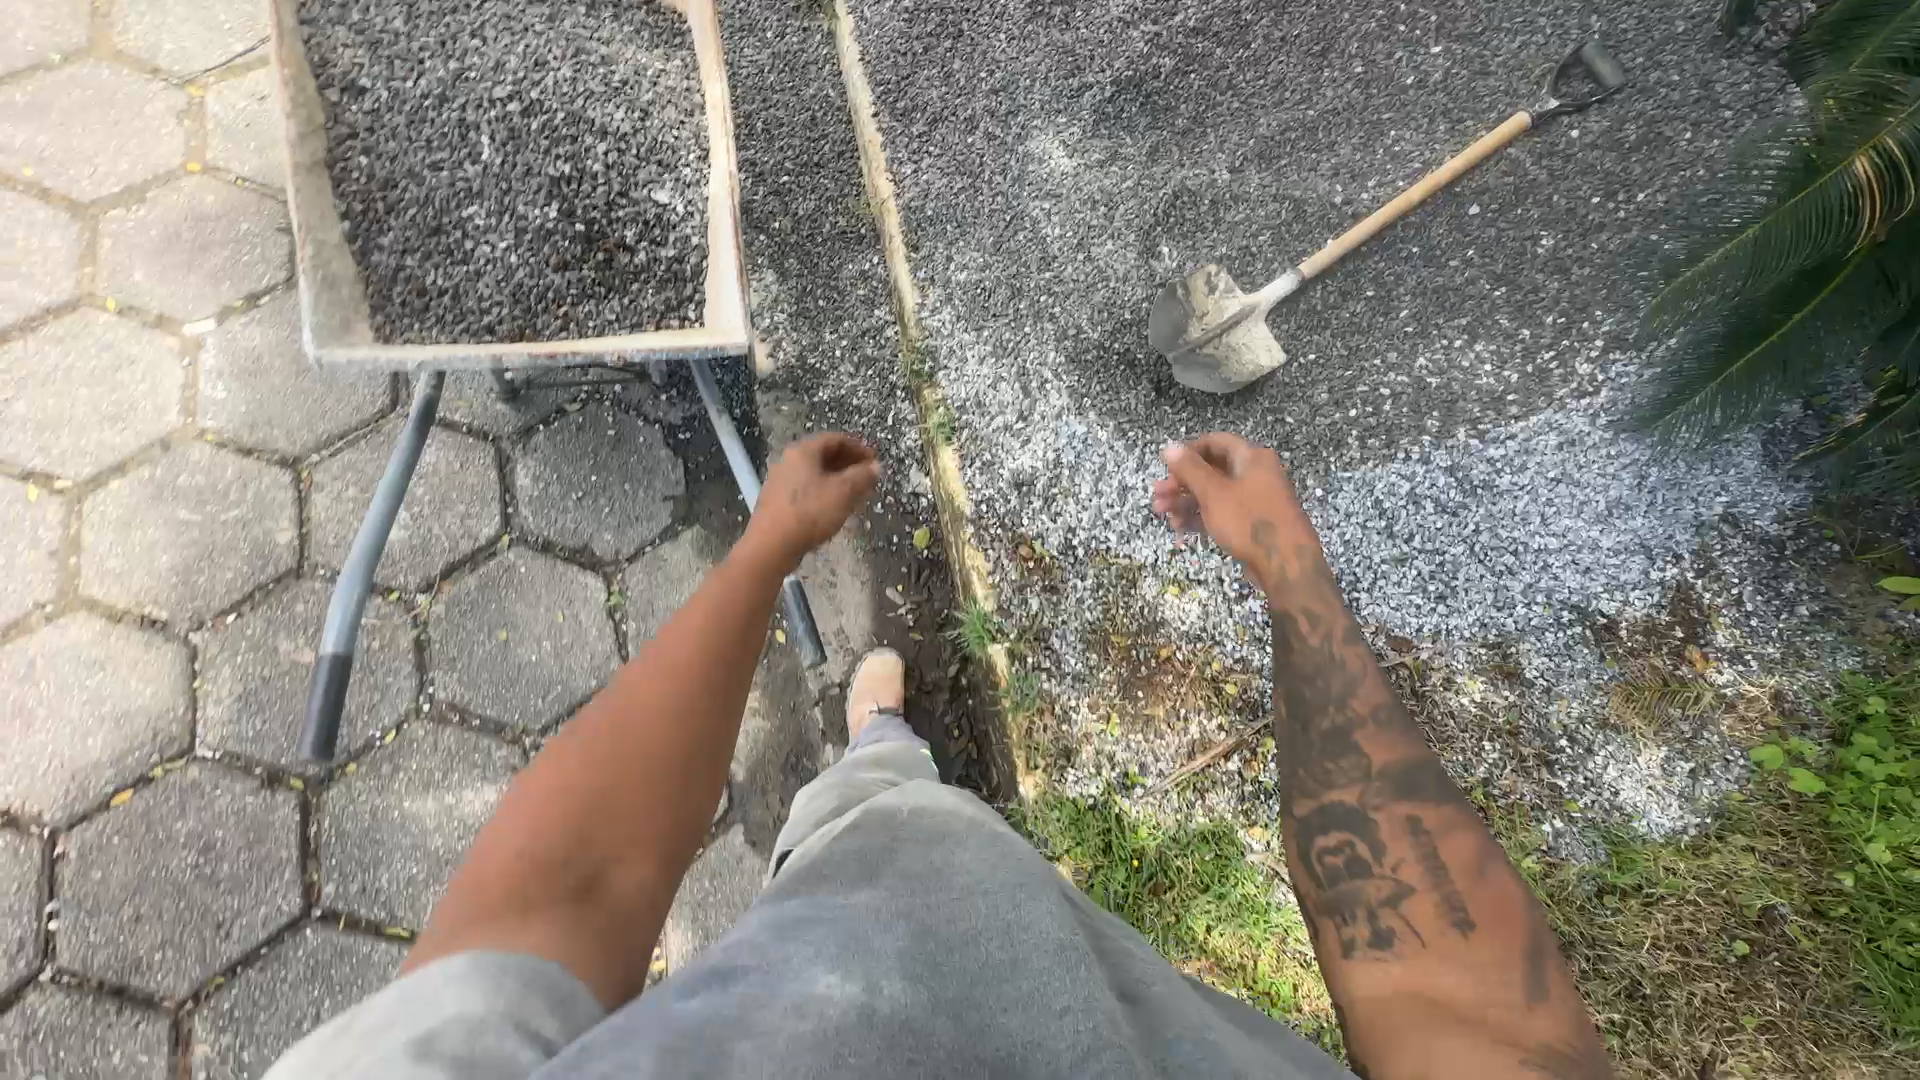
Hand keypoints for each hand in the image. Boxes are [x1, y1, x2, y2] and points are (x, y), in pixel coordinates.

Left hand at [743, 433, 880, 572]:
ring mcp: (780, 481)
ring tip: (855, 495)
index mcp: (803, 451)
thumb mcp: (844, 492)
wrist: (772, 545)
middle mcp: (788, 461)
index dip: (859, 447)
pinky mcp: (777, 501)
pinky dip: (824, 493)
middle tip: (867, 478)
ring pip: (815, 474)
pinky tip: (834, 508)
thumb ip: (863, 476)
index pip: (836, 439)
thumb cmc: (811, 512)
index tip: (875, 460)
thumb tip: (876, 467)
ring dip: (838, 481)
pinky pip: (806, 489)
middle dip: (849, 465)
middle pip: (824, 456)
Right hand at [1151, 434, 1332, 596]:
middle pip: (1210, 469)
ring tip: (1163, 516)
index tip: (1165, 468)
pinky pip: (1221, 512)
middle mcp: (1254, 474)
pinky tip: (1180, 529)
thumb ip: (1189, 469)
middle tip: (1157, 496)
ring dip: (1185, 502)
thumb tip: (1169, 446)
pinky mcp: (1251, 522)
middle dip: (1181, 483)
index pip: (1214, 442)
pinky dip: (1200, 517)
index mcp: (1251, 458)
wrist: (1285, 564)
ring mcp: (1254, 499)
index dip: (1187, 452)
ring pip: (1213, 493)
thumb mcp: (1214, 493)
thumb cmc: (1248, 522)